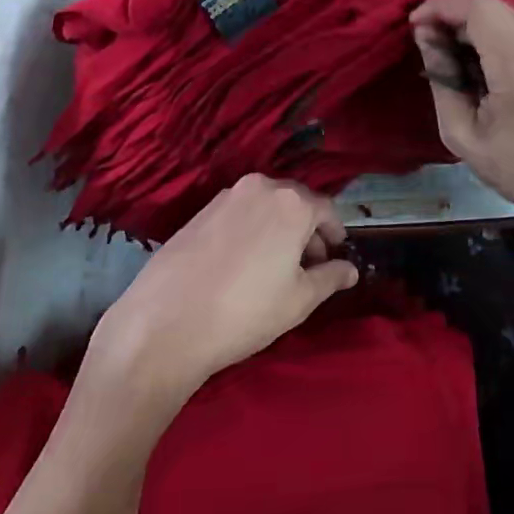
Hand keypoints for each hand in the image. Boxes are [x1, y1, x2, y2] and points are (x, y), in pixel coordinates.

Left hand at [90, 175, 356, 392]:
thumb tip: (350, 270)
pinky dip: (250, 231)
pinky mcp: (198, 213)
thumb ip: (331, 278)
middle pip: (295, 203)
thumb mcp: (299, 300)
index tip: (335, 255)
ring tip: (274, 267)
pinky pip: (238, 214)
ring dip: (278, 229)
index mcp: (291, 203)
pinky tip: (242, 265)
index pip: (326, 209)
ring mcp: (224, 198)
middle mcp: (260, 188)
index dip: (335, 233)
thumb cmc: (245, 312)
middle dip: (307, 229)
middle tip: (309, 265)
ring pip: (265, 207)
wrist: (163, 325)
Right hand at [409, 0, 513, 229]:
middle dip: (456, 18)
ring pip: (510, 18)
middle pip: (494, 9)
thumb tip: (426, 36)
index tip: (417, 22)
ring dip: (478, 30)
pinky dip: (502, 40)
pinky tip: (492, 68)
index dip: (442, 5)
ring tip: (461, 61)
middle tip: (432, 44)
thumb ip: (441, 79)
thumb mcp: (461, 134)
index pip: (479, 9)